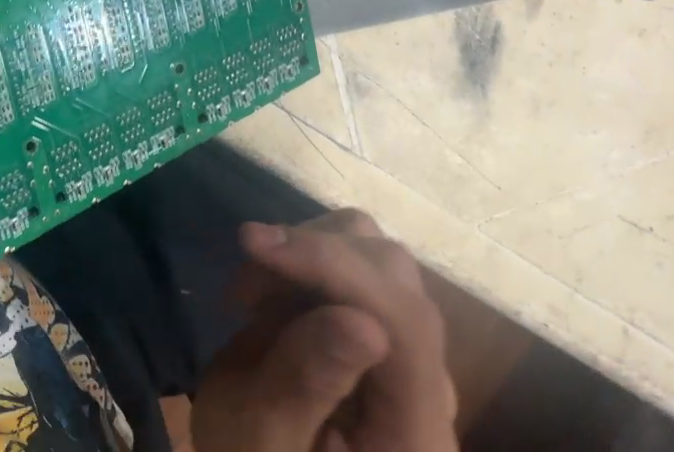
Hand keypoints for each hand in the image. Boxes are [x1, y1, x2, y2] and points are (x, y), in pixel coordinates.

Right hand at [192, 209, 458, 451]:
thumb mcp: (262, 436)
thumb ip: (308, 382)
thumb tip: (358, 319)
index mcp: (414, 428)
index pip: (400, 318)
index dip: (330, 264)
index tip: (252, 242)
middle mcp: (429, 386)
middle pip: (394, 276)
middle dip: (313, 257)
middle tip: (243, 287)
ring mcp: (409, 361)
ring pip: (377, 260)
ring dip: (308, 255)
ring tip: (253, 294)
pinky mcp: (380, 343)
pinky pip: (355, 274)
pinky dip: (304, 265)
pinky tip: (266, 299)